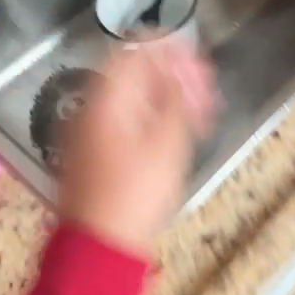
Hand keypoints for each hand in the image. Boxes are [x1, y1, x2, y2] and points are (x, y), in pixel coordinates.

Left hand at [57, 39, 215, 258]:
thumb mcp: (167, 142)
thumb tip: (181, 71)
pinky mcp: (94, 154)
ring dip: (167, 99)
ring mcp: (89, 133)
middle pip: (133, 76)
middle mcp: (91, 109)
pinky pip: (125, 122)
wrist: (100, 244)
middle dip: (173, 77)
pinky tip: (175, 135)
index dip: (168, 49)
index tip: (196, 57)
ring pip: (132, 100)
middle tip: (205, 89)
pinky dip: (152, 119)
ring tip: (200, 114)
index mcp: (106, 100)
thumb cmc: (135, 194)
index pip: (133, 53)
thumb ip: (176, 99)